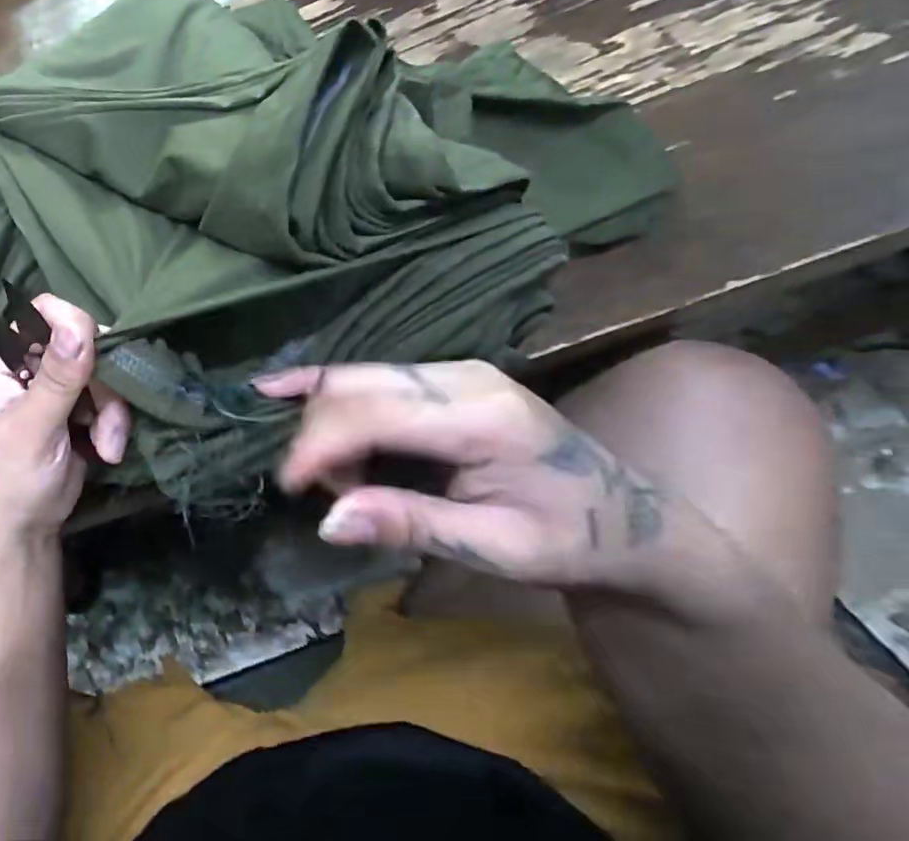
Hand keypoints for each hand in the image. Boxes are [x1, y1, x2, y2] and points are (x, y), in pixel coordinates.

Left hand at [0, 294, 130, 541]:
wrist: (24, 528)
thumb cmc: (12, 476)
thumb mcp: (33, 428)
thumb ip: (57, 379)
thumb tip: (79, 325)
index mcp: (6, 363)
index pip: (38, 314)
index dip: (70, 322)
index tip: (93, 350)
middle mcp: (31, 368)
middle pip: (82, 344)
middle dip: (102, 384)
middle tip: (105, 420)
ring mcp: (58, 389)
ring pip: (104, 374)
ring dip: (113, 413)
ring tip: (107, 449)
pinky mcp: (81, 410)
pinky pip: (111, 399)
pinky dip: (114, 425)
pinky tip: (107, 453)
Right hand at [255, 361, 721, 603]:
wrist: (634, 524)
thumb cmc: (573, 542)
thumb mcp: (497, 550)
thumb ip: (409, 526)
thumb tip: (326, 521)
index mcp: (484, 417)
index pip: (371, 414)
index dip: (318, 444)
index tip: (288, 485)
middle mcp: (462, 377)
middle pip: (353, 385)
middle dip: (313, 432)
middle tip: (308, 485)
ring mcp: (451, 370)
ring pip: (352, 377)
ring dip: (322, 422)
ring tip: (338, 477)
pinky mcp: (440, 376)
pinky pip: (366, 379)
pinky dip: (328, 399)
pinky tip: (284, 393)